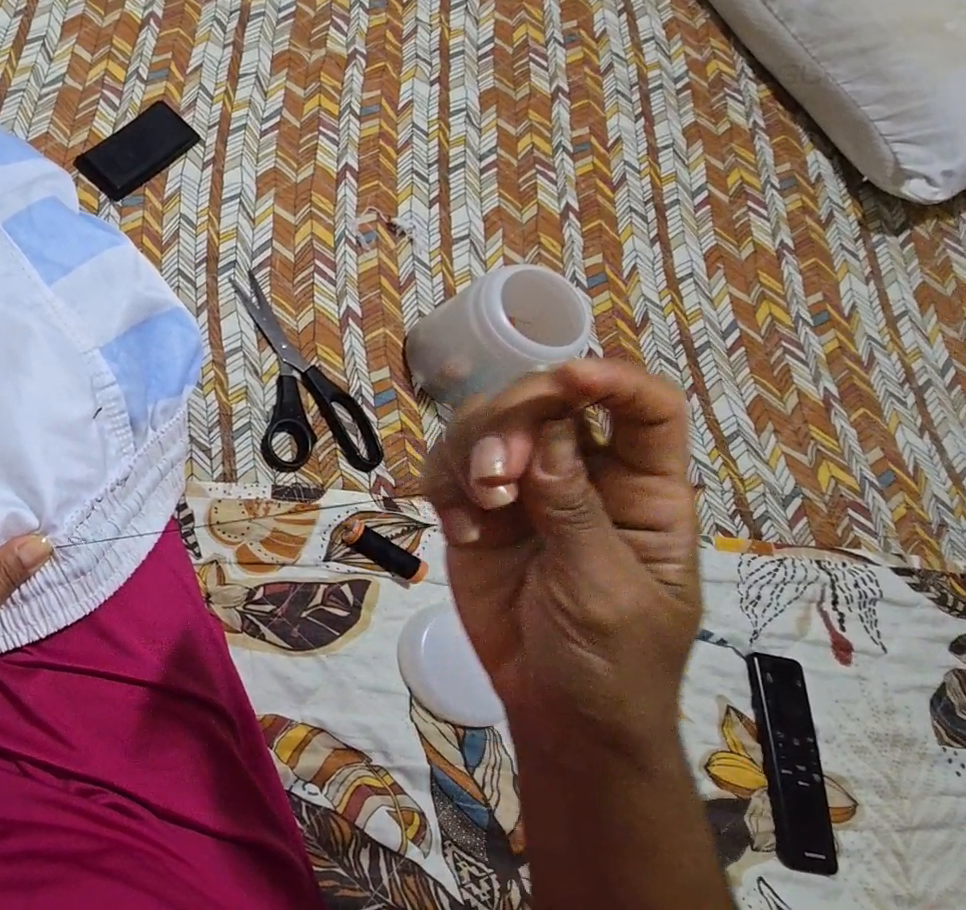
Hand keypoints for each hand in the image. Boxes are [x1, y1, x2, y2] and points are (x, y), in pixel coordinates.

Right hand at [424, 359, 700, 757]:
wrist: (558, 712)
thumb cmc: (613, 660)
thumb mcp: (605, 588)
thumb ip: (574, 509)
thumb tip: (551, 430)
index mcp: (645, 491)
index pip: (646, 411)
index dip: (613, 381)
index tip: (566, 377)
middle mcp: (583, 476)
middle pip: (546, 405)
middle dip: (513, 425)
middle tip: (497, 479)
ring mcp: (525, 492)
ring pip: (486, 429)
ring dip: (472, 456)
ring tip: (478, 509)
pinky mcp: (475, 512)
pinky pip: (448, 468)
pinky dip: (445, 488)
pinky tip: (460, 532)